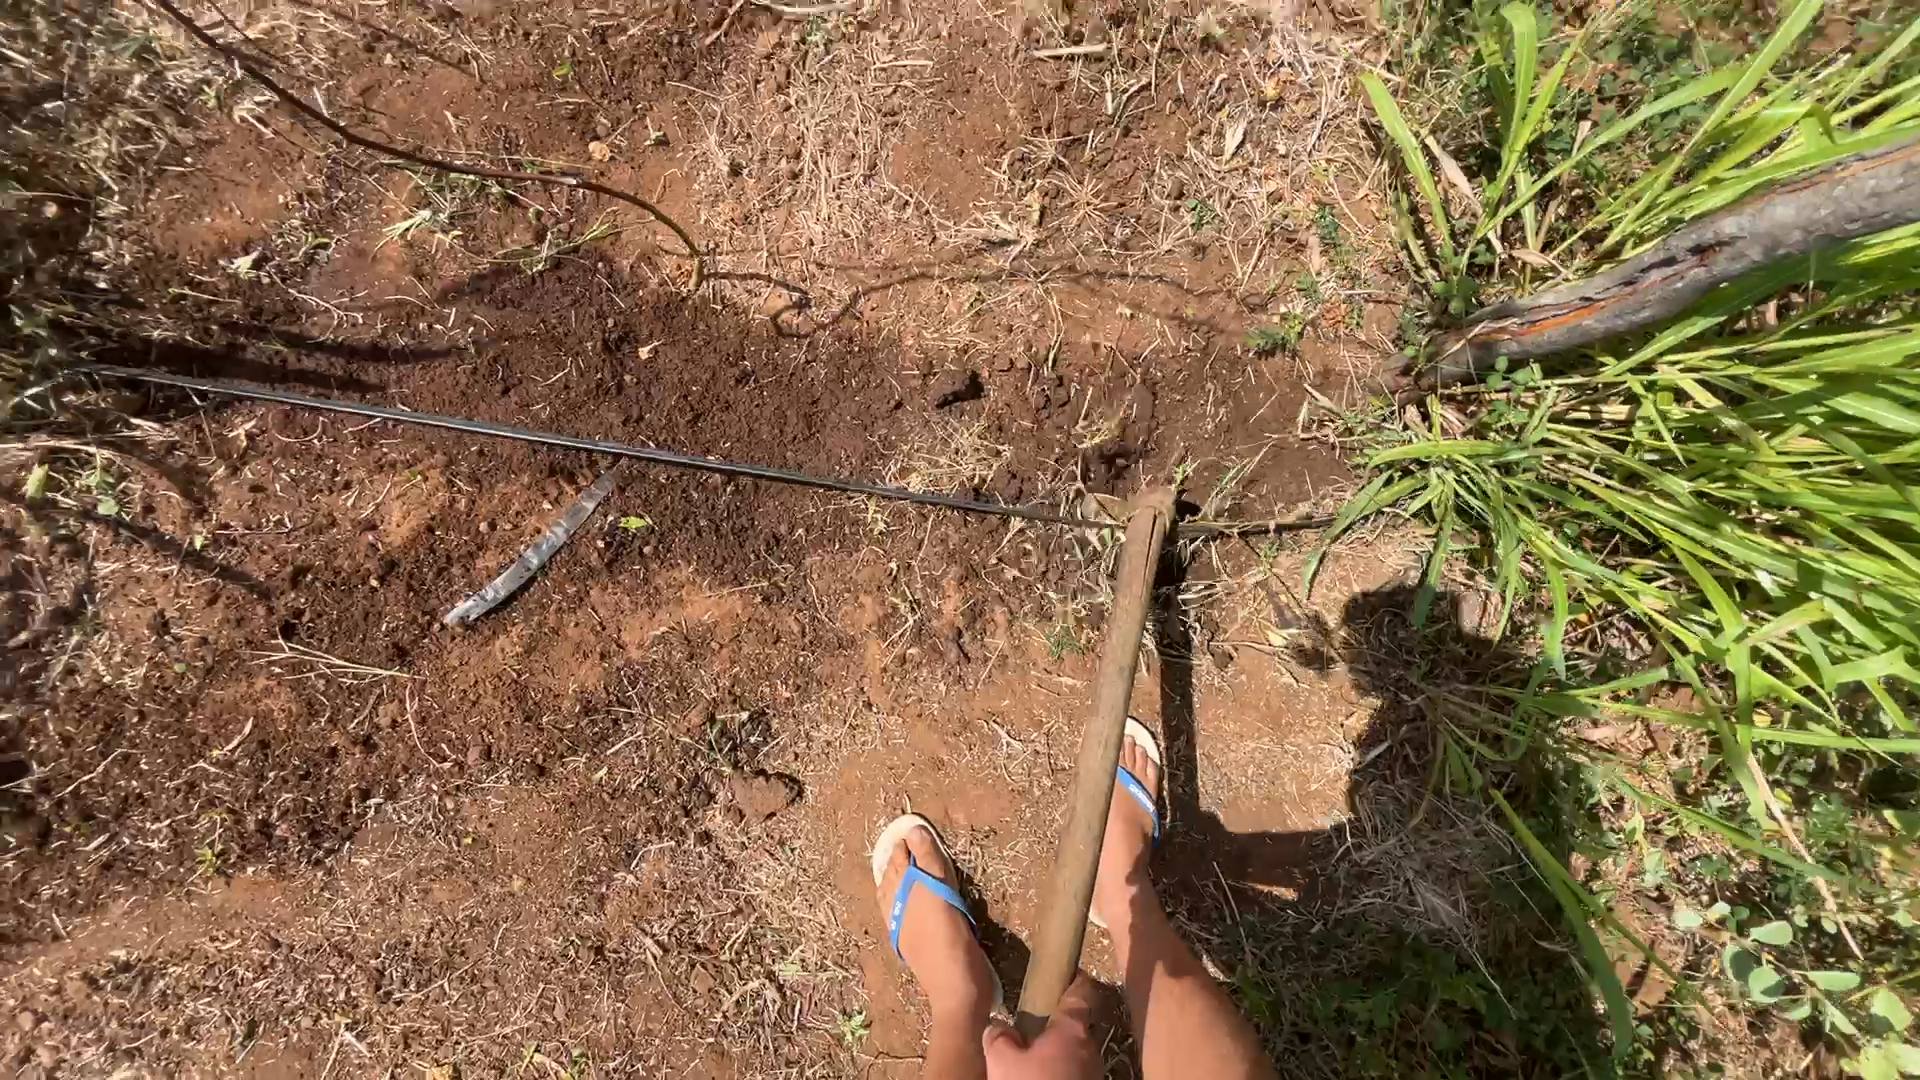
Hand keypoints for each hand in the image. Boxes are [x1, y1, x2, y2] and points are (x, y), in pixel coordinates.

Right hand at [982, 974, 1100, 1078]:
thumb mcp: (1002, 1063)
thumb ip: (999, 1037)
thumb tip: (999, 1027)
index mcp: (1072, 1029)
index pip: (1081, 991)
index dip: (1074, 979)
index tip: (1066, 972)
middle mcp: (1091, 1048)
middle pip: (1076, 1026)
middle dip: (1056, 1027)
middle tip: (1032, 1029)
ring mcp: (1096, 1076)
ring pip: (1076, 1055)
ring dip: (1058, 1056)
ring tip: (1033, 1061)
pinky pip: (1075, 1076)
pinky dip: (1061, 1075)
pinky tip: (1042, 1079)